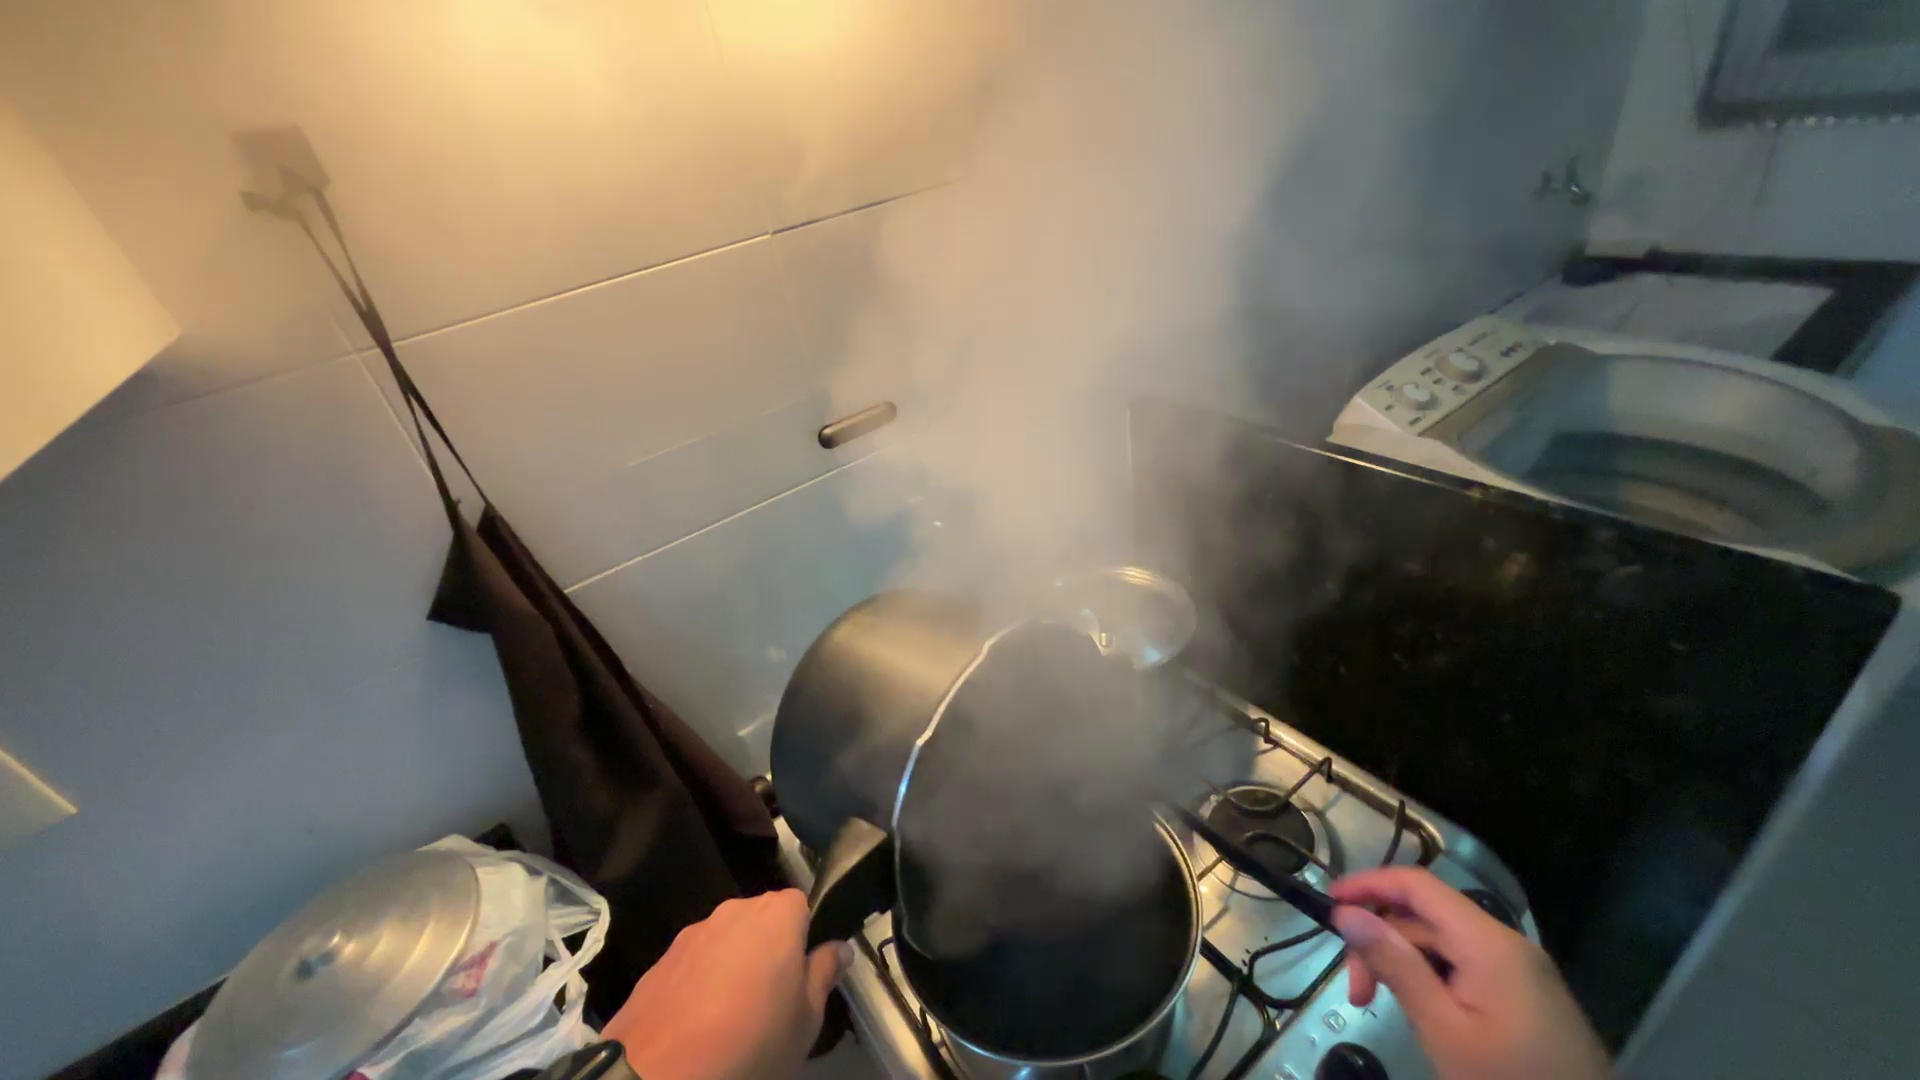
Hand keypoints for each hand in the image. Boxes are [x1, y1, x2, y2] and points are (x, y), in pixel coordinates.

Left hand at [602, 890, 851, 1079]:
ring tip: (732, 1016)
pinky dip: (701, 984)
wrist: (658, 1073)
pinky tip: (699, 1024)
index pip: (804, 905)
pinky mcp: (660, 960)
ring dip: (734, 966)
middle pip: (763, 921)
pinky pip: (695, 964)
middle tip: (774, 997)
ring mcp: (693, 933)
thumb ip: (825, 973)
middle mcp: (735, 910)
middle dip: (769, 949)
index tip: (806, 973)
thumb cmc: (751, 1040)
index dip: (807, 937)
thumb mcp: (807, 1017)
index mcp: (778, 914)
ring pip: (727, 942)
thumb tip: (839, 947)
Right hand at [1329, 868, 1611, 1079]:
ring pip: (1441, 944)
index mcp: (1490, 943)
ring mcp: (1519, 970)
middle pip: (1425, 918)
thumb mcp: (1443, 1029)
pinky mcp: (1524, 994)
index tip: (1327, 903)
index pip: (1418, 885)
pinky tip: (1417, 1008)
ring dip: (1402, 963)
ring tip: (1376, 1003)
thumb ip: (1395, 965)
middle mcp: (1507, 944)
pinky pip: (1463, 966)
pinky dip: (1430, 978)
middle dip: (1381, 942)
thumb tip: (1347, 913)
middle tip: (1355, 990)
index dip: (1369, 884)